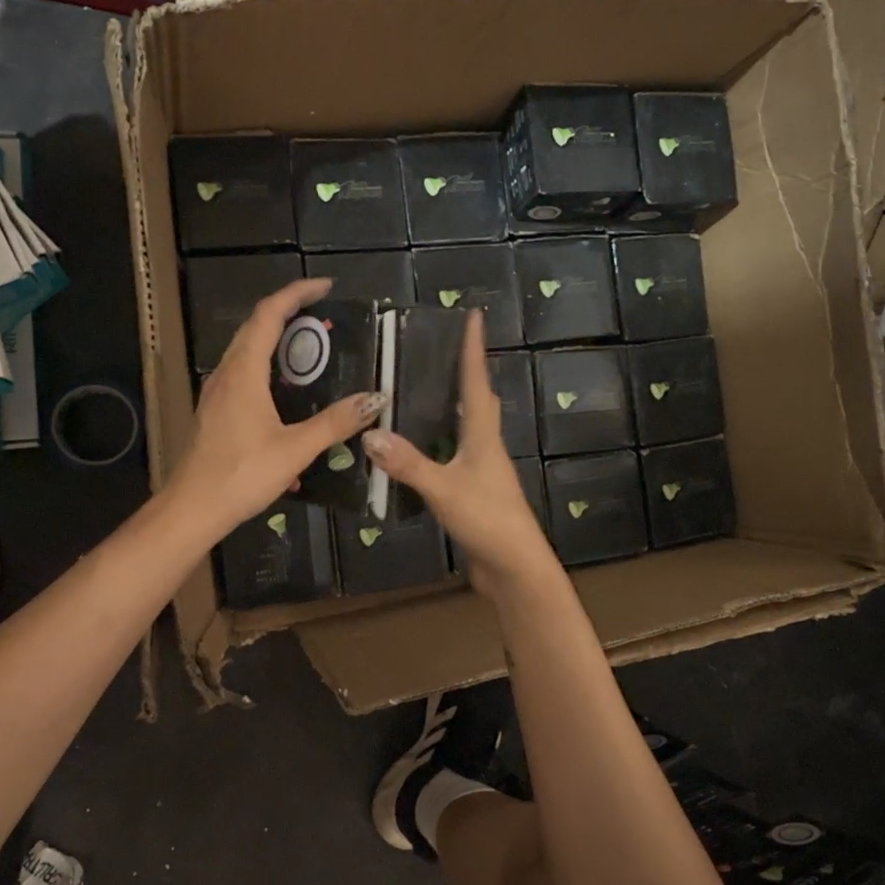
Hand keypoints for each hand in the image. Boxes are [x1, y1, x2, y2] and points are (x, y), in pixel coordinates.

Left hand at [165, 278, 386, 537]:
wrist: (192, 509)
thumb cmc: (242, 474)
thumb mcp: (295, 449)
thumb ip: (335, 422)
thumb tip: (375, 399)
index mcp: (244, 371)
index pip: (269, 314)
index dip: (297, 293)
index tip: (325, 287)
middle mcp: (226, 373)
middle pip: (255, 327)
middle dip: (289, 314)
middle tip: (324, 317)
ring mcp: (217, 392)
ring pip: (246, 350)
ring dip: (276, 340)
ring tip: (311, 349)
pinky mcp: (215, 411)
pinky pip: (242, 372)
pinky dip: (266, 365)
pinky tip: (285, 390)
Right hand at [362, 311, 558, 595]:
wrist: (514, 567)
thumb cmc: (488, 520)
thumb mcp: (444, 490)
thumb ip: (407, 464)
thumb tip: (369, 433)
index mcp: (483, 437)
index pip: (477, 383)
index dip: (473, 350)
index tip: (473, 316)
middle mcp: (485, 448)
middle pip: (476, 402)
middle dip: (463, 374)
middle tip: (439, 351)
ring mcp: (482, 472)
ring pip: (466, 430)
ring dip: (450, 408)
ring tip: (422, 392)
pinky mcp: (474, 494)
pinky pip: (453, 457)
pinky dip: (438, 444)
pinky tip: (418, 449)